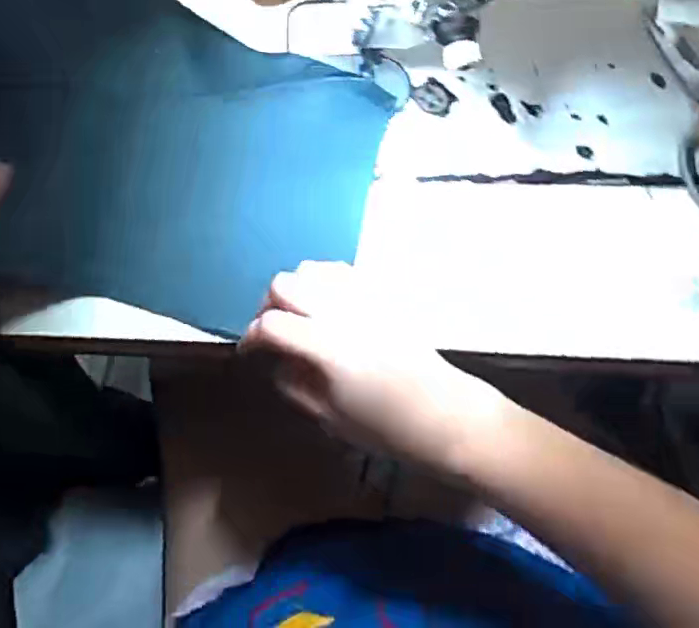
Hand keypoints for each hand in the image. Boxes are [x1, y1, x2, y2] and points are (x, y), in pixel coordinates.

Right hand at [240, 261, 516, 477]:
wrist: (449, 417)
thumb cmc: (389, 428)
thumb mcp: (330, 418)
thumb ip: (293, 384)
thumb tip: (274, 360)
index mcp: (329, 348)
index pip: (271, 325)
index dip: (251, 337)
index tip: (249, 351)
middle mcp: (342, 313)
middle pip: (284, 285)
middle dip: (268, 306)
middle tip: (272, 331)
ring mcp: (362, 298)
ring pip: (308, 269)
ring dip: (293, 289)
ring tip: (297, 314)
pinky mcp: (379, 294)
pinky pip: (337, 270)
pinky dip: (320, 281)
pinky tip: (323, 304)